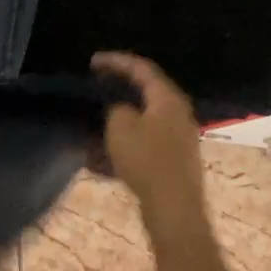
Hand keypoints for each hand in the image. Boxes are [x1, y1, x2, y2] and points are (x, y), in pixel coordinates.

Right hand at [92, 52, 205, 225]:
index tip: (92, 62)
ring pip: (141, 122)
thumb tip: (121, 110)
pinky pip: (142, 144)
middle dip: (117, 92)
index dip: (115, 61)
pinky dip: (122, 146)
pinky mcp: (173, 161)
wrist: (174, 208)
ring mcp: (178, 139)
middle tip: (95, 87)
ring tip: (91, 130)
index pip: (141, 69)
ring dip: (116, 124)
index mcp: (167, 99)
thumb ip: (117, 109)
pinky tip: (101, 161)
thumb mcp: (120, 126)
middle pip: (145, 94)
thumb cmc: (146, 160)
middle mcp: (177, 114)